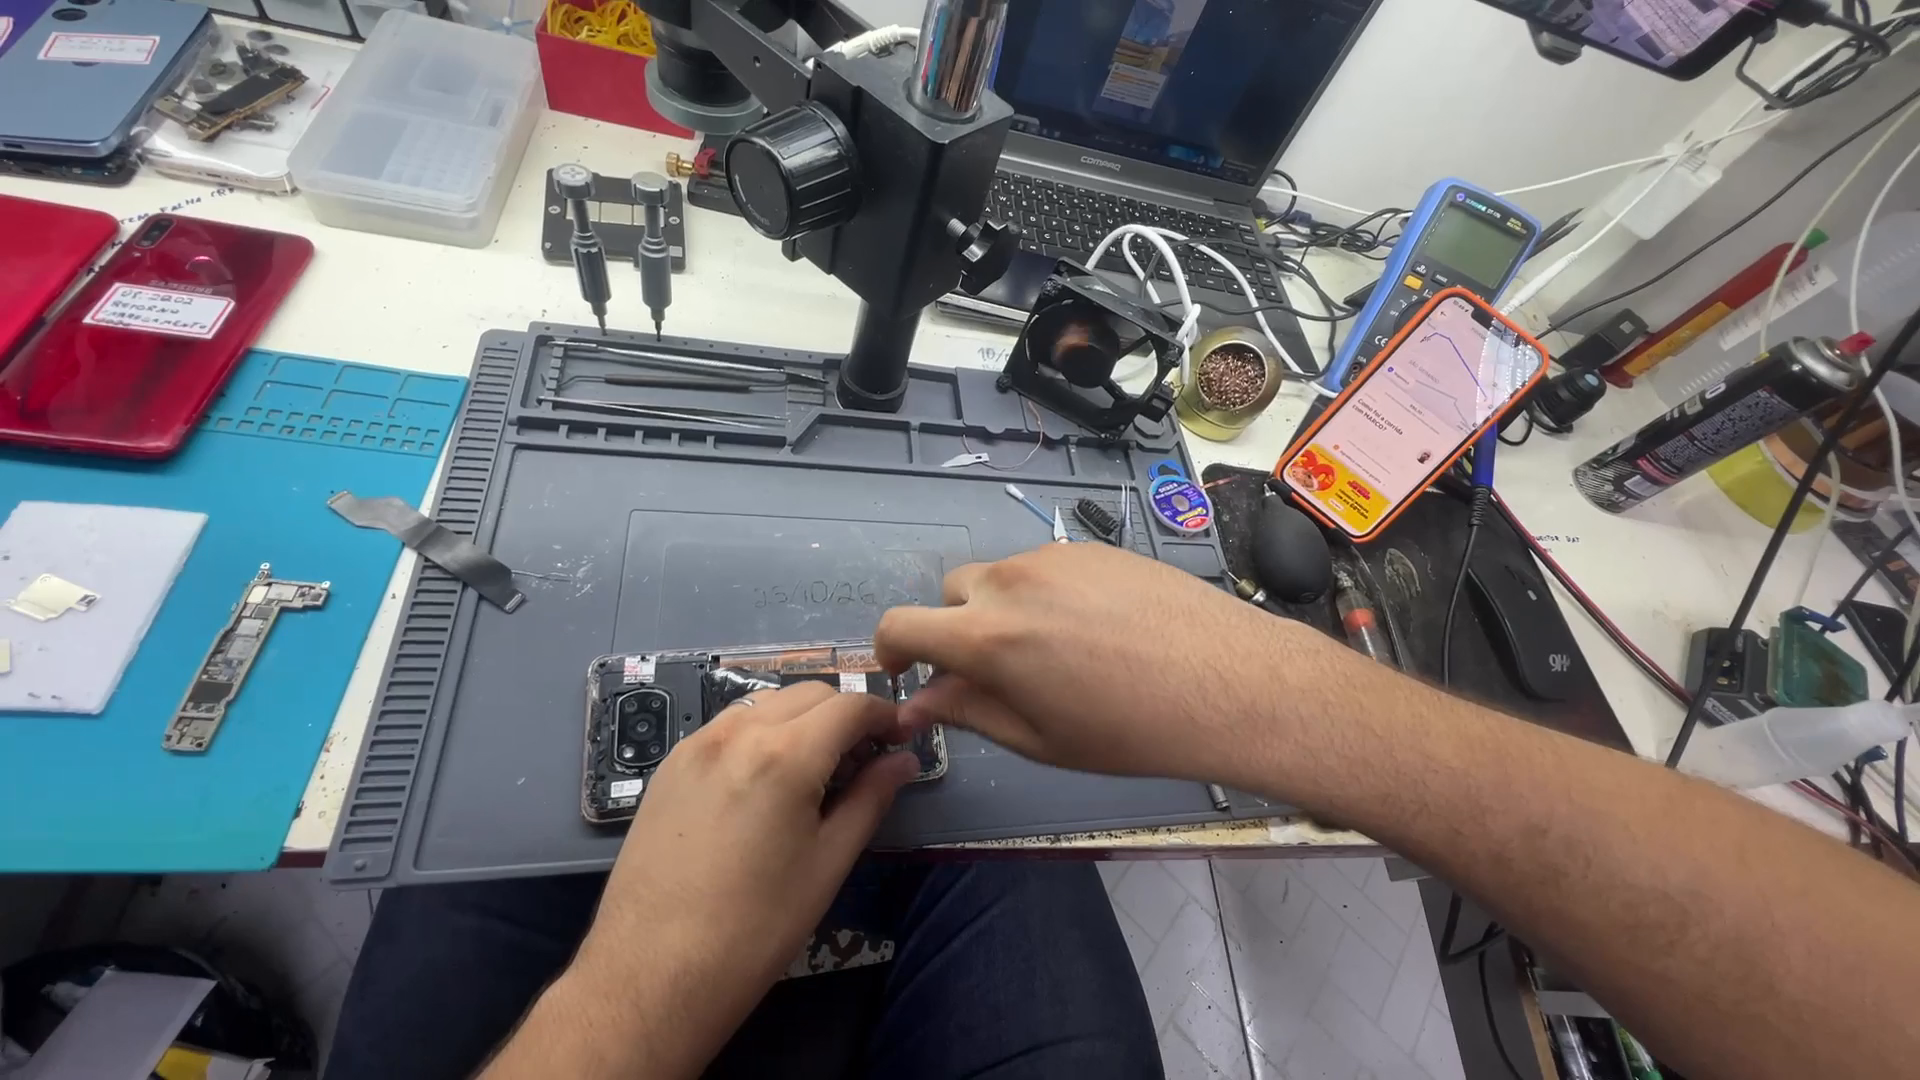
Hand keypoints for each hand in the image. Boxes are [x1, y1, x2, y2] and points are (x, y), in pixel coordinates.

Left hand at [565, 682, 920, 1076]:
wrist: (651, 974)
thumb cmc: (756, 927)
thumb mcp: (828, 861)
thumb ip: (871, 798)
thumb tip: (904, 760)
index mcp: (785, 754)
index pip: (851, 706)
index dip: (886, 715)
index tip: (903, 738)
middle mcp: (738, 731)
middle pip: (810, 694)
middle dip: (846, 715)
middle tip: (864, 759)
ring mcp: (697, 744)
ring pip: (768, 703)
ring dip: (803, 719)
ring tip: (815, 769)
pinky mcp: (670, 764)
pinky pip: (730, 725)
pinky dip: (762, 733)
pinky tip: (765, 780)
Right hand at [875, 543, 1296, 783]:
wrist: (1228, 681)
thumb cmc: (1129, 729)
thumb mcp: (1038, 738)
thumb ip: (968, 711)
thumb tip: (918, 701)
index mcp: (985, 635)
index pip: (902, 624)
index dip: (890, 648)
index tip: (903, 668)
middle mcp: (1009, 582)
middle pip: (952, 592)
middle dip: (956, 626)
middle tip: (998, 667)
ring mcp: (1052, 557)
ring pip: (1001, 576)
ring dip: (1003, 608)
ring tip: (1058, 650)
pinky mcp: (1092, 547)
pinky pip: (1045, 567)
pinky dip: (1046, 593)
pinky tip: (1096, 626)